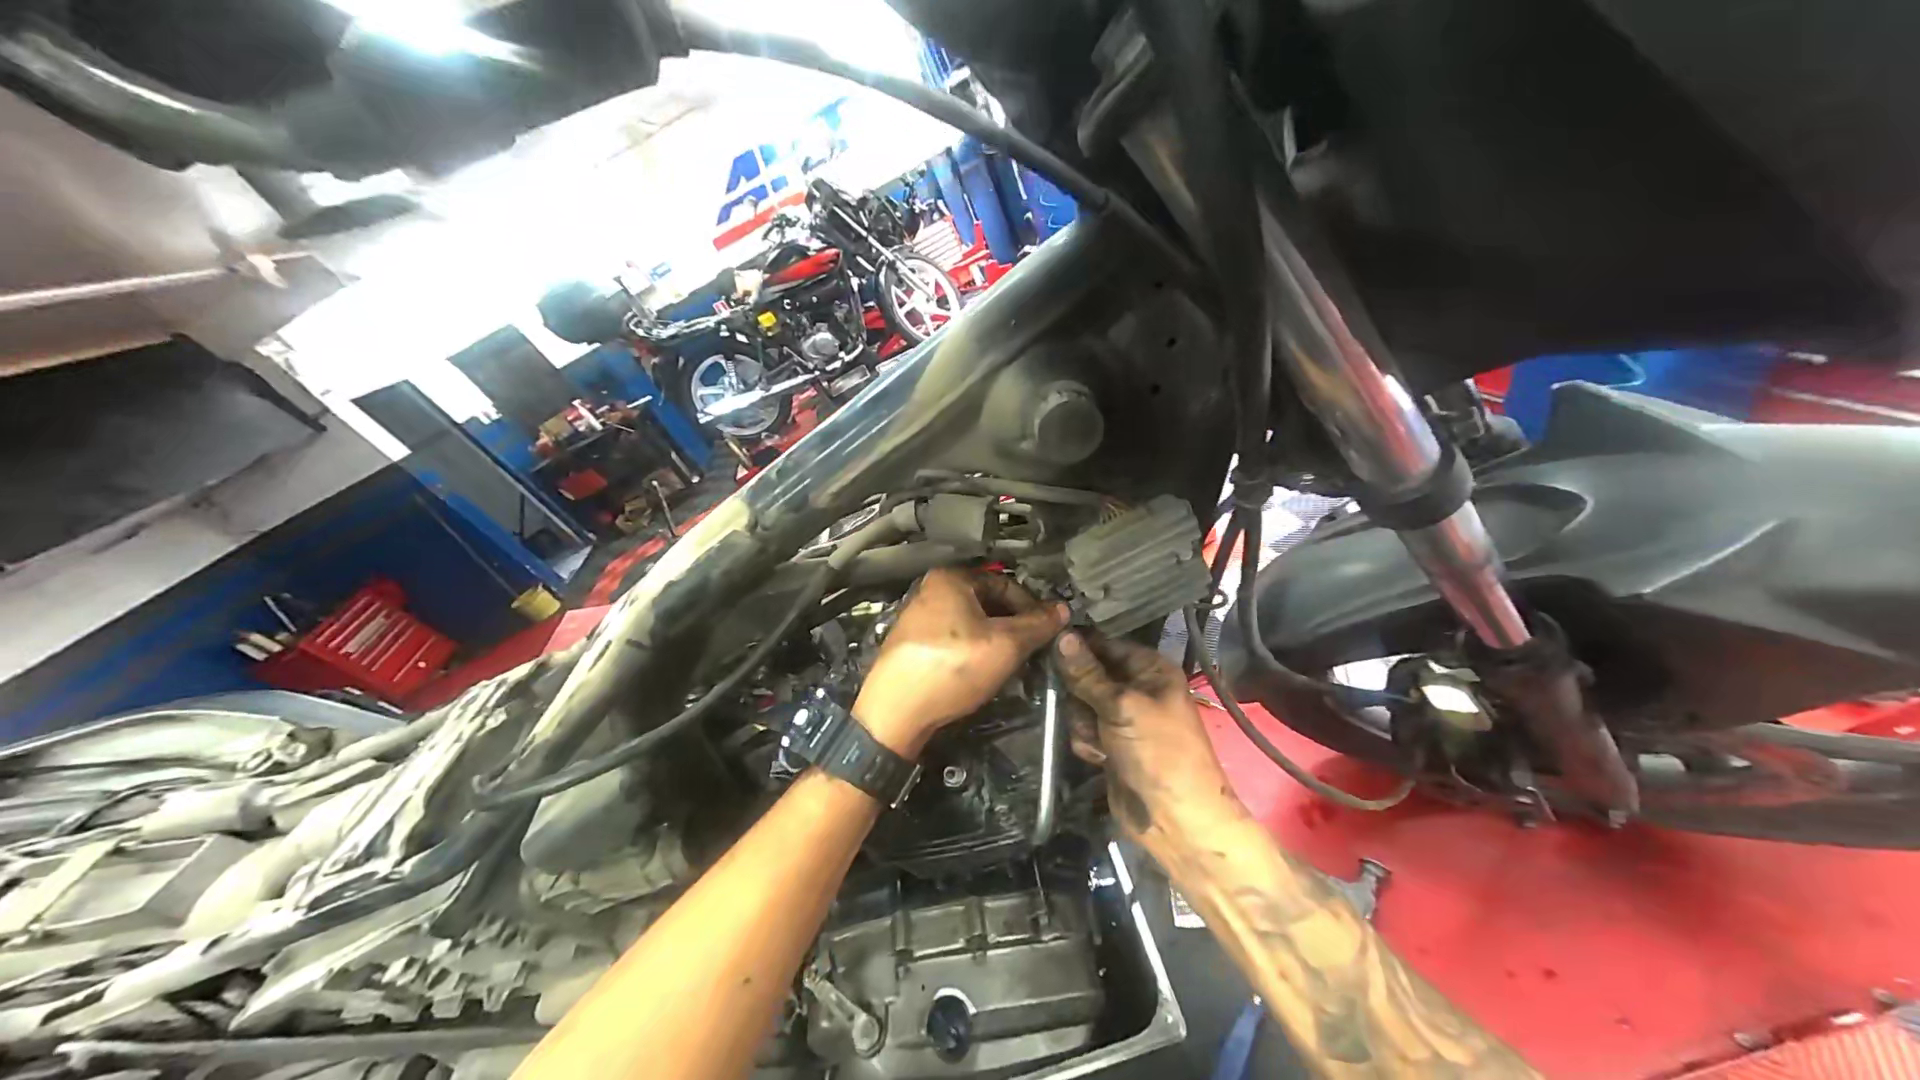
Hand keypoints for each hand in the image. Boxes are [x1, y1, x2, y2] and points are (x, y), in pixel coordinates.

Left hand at [854, 569, 1068, 756]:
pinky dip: (973, 652)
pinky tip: (981, 673)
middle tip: (1031, 649)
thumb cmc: (951, 668)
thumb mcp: (1005, 645)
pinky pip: (953, 641)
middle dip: (1013, 625)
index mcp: (950, 579)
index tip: (1046, 630)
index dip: (1031, 607)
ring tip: (1010, 665)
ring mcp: (918, 619)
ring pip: (971, 624)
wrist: (896, 712)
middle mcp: (930, 592)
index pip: (1005, 583)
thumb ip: (1037, 625)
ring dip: (995, 641)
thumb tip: (1062, 610)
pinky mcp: (912, 647)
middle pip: (987, 603)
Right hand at [1052, 630, 1241, 835]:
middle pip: (1087, 674)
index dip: (1078, 648)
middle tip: (1081, 708)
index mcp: (1150, 669)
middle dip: (1079, 694)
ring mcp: (1123, 718)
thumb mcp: (1122, 707)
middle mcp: (1137, 688)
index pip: (1104, 644)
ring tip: (1097, 740)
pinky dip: (1086, 742)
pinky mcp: (1111, 744)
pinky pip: (1083, 730)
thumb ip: (1087, 674)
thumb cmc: (1158, 753)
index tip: (1048, 651)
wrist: (1175, 818)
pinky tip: (1098, 757)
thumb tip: (1062, 635)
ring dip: (1081, 722)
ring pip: (1080, 704)